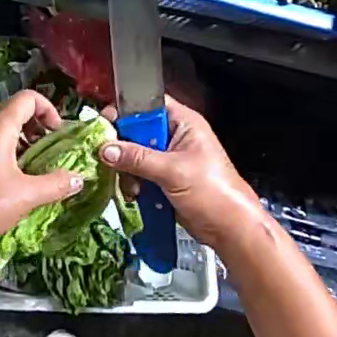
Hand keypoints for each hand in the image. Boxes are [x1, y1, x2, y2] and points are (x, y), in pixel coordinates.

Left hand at [0, 90, 82, 265]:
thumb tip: (79, 178)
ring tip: (39, 166)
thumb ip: (56, 184)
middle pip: (15, 111)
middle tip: (53, 150)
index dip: (48, 109)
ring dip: (25, 140)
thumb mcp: (26, 195)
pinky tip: (19, 178)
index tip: (59, 135)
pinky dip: (11, 151)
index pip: (26, 99)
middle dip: (39, 125)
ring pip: (4, 129)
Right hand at [99, 97, 268, 252]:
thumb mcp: (173, 171)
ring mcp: (167, 157)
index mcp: (183, 123)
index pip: (147, 104)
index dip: (125, 110)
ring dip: (126, 168)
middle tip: (111, 157)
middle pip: (134, 129)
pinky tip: (134, 193)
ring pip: (132, 152)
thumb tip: (104, 148)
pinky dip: (131, 181)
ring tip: (131, 184)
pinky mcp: (162, 177)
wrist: (231, 232)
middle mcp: (173, 136)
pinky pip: (136, 171)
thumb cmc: (214, 193)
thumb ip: (137, 158)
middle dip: (122, 146)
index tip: (105, 123)